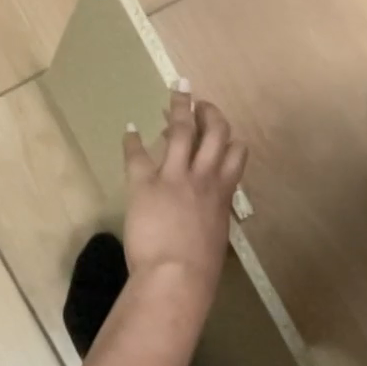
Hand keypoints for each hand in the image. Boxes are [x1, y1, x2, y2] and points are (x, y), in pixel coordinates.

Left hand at [121, 82, 248, 296]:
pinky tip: (130, 128)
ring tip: (178, 91)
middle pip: (214, 132)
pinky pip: (138, 155)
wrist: (178, 274)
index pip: (236, 153)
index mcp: (224, 192)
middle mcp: (204, 176)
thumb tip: (207, 217)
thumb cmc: (202, 266)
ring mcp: (175, 176)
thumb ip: (213, 217)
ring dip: (179, 108)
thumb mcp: (216, 236)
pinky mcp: (145, 183)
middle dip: (209, 112)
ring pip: (181, 130)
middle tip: (202, 102)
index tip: (222, 132)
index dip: (230, 139)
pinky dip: (132, 140)